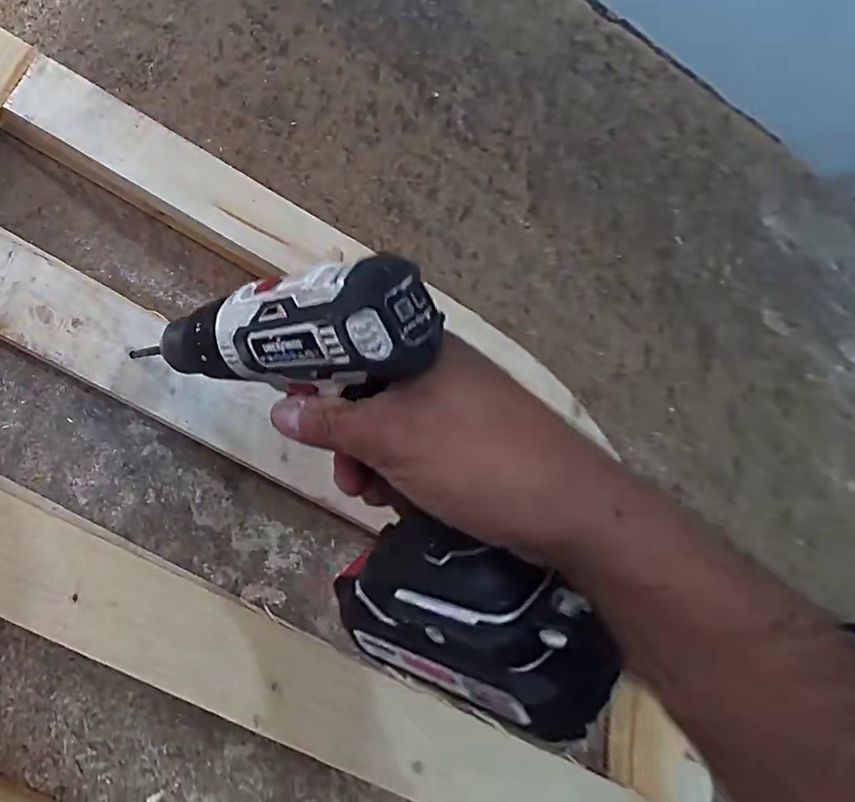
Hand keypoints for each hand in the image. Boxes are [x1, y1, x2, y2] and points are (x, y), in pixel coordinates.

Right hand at [270, 336, 628, 559]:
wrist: (575, 514)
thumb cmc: (474, 458)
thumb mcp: (390, 439)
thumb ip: (330, 422)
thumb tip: (279, 410)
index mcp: (419, 347)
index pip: (349, 342)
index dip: (316, 370)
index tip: (294, 404)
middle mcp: (436, 367)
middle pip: (366, 388)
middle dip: (344, 433)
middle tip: (342, 472)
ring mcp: (456, 403)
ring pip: (388, 422)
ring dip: (369, 458)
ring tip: (370, 494)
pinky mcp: (469, 438)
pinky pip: (415, 444)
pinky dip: (399, 469)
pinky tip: (399, 498)